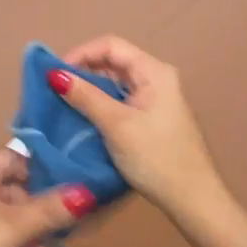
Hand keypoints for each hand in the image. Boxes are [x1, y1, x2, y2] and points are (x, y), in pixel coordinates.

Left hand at [0, 149, 95, 246]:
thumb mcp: (13, 227)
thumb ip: (49, 210)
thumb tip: (88, 190)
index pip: (14, 156)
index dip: (40, 167)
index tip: (70, 185)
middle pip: (11, 185)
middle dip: (39, 202)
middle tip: (67, 223)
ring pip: (4, 211)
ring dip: (28, 225)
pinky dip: (13, 240)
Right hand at [53, 36, 231, 220]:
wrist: (193, 201)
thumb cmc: (155, 157)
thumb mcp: (115, 124)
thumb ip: (85, 96)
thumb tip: (53, 74)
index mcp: (153, 72)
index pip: (110, 46)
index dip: (80, 54)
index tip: (55, 73)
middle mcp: (157, 78)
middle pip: (112, 61)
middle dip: (82, 71)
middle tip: (55, 88)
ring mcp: (156, 98)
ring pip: (115, 81)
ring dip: (89, 88)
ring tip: (63, 102)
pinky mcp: (152, 117)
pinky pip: (120, 99)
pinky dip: (100, 103)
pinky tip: (83, 116)